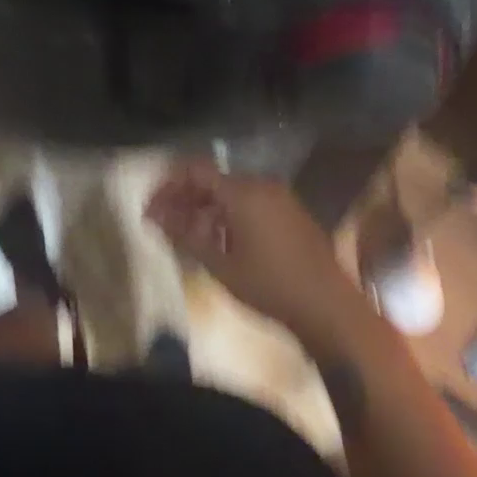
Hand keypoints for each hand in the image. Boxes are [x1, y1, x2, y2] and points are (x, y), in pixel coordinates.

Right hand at [146, 160, 366, 336]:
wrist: (327, 306)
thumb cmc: (269, 286)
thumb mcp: (221, 265)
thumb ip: (186, 236)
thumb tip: (155, 217)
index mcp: (244, 193)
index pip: (195, 170)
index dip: (167, 185)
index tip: (149, 208)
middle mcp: (263, 186)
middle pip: (213, 182)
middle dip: (184, 200)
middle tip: (160, 226)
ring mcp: (281, 199)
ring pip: (232, 195)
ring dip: (205, 211)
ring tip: (185, 240)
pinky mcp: (291, 215)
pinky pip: (251, 206)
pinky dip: (228, 218)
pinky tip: (217, 244)